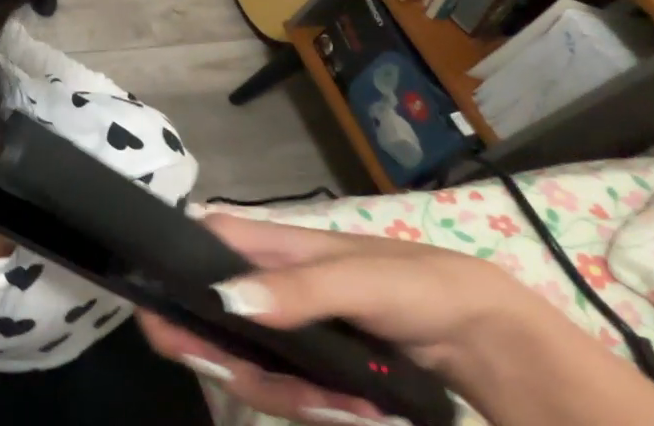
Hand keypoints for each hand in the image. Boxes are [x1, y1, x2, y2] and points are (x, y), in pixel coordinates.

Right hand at [138, 214, 541, 423]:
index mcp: (265, 247)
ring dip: (284, 394)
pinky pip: (284, 394)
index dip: (166, 273)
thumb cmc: (422, 287)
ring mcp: (283, 334)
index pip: (193, 245)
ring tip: (348, 407)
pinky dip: (313, 409)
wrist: (493, 344)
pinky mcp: (309, 372)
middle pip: (204, 316)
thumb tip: (224, 297)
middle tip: (244, 377)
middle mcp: (261, 288)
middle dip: (217, 353)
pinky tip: (358, 412)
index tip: (159, 315)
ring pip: (242, 365)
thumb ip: (298, 288)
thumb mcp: (363, 280)